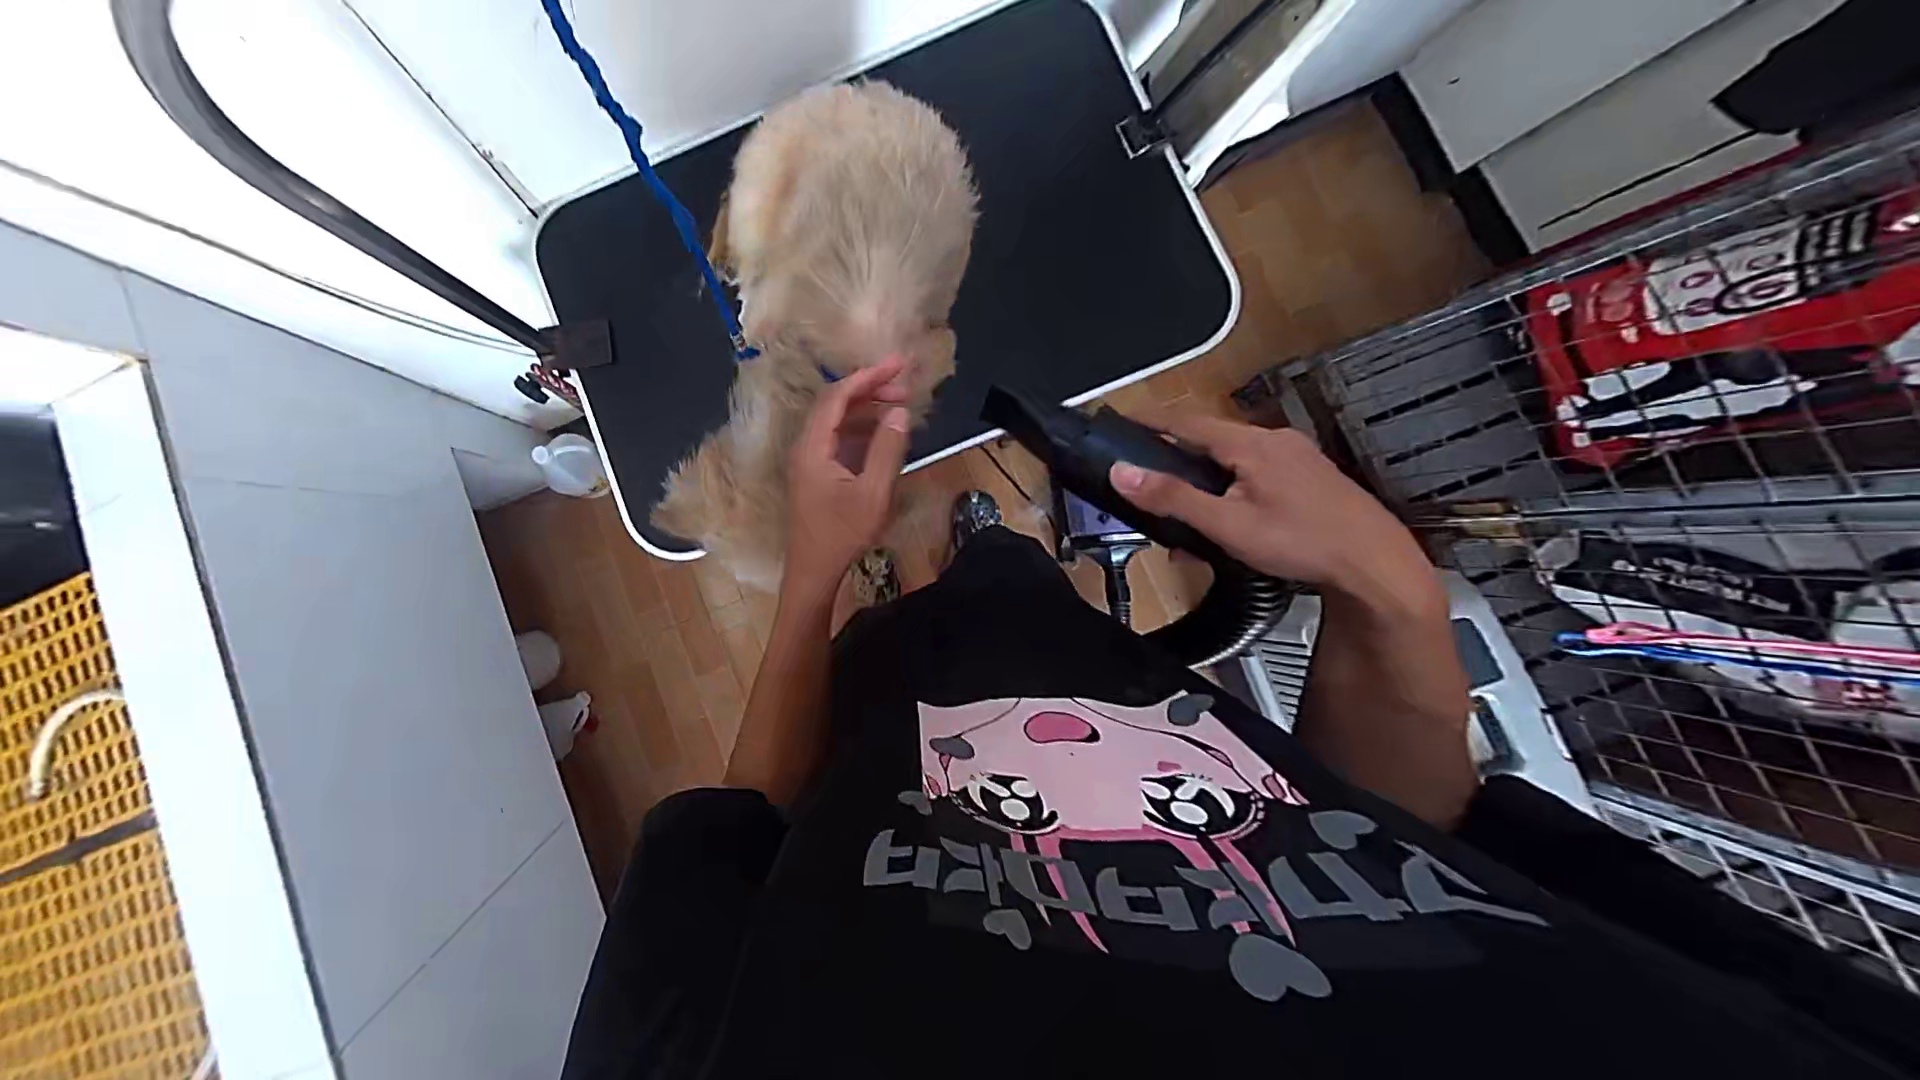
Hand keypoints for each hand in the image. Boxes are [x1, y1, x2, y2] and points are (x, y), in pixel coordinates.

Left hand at [784, 359, 911, 592]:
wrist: (814, 572)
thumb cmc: (842, 535)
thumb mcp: (873, 494)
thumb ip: (887, 450)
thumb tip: (899, 412)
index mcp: (812, 447)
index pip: (837, 397)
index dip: (867, 377)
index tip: (897, 364)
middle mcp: (806, 447)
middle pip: (836, 405)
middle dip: (870, 390)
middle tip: (906, 385)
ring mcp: (810, 461)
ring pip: (838, 422)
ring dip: (868, 410)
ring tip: (901, 406)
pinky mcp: (818, 474)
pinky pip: (840, 440)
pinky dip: (864, 430)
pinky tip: (886, 434)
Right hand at [1108, 411, 1440, 612]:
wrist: (1374, 564)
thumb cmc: (1303, 543)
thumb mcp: (1226, 524)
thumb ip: (1172, 498)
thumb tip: (1124, 473)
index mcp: (1251, 443)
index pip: (1185, 420)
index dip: (1149, 419)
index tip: (1122, 419)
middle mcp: (1274, 440)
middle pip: (1209, 439)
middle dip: (1175, 458)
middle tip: (1148, 478)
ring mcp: (1294, 456)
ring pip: (1232, 459)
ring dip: (1203, 480)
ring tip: (1186, 513)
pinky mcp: (1307, 476)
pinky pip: (1255, 472)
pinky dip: (1230, 489)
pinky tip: (1227, 520)